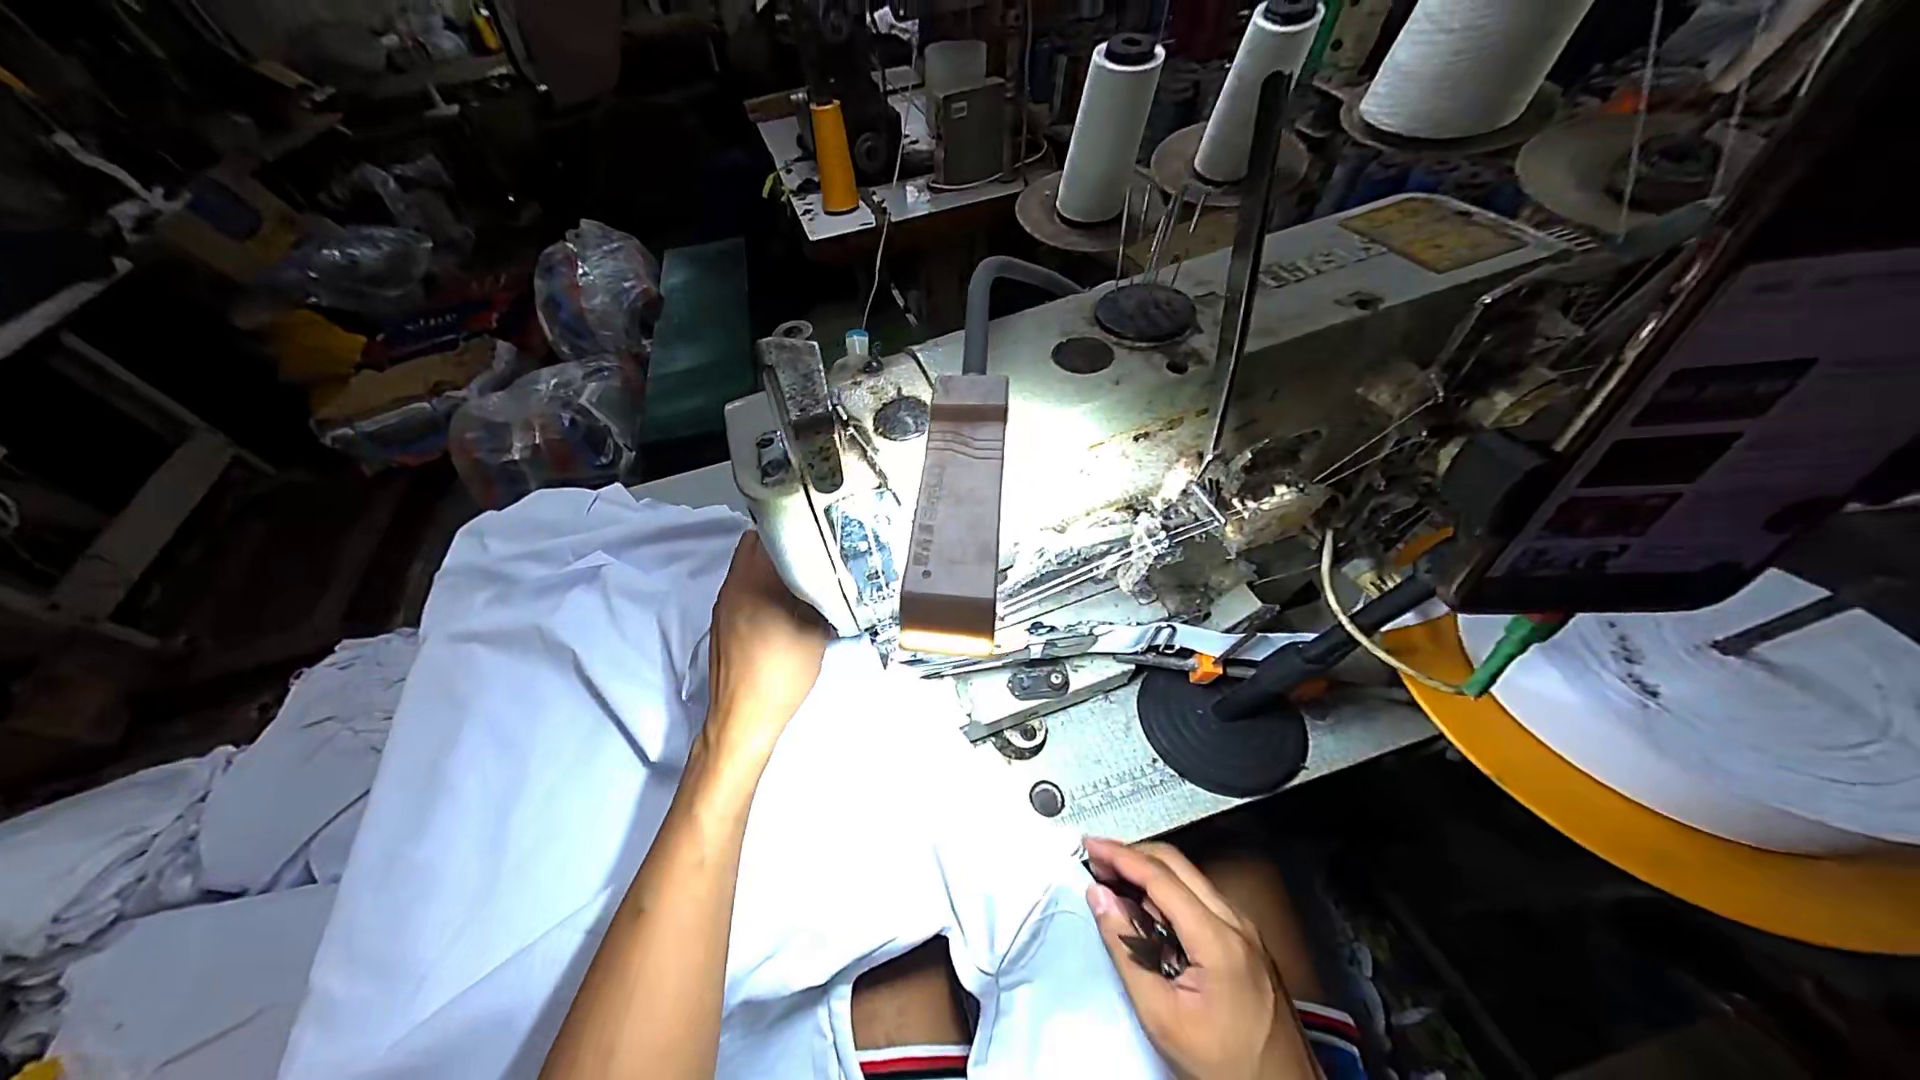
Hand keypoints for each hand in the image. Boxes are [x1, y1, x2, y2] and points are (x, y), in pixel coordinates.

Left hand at [703, 531, 829, 758]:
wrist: (744, 718)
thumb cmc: (781, 675)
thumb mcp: (815, 632)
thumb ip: (822, 597)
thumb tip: (832, 577)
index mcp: (752, 582)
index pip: (768, 533)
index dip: (796, 529)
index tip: (820, 534)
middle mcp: (732, 587)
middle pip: (754, 545)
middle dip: (784, 544)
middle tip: (815, 554)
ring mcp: (723, 605)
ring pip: (748, 566)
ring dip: (773, 566)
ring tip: (804, 578)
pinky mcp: (723, 623)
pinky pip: (743, 588)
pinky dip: (763, 586)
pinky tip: (786, 604)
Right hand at [1085, 837, 1309, 1079]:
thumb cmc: (1229, 1068)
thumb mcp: (1162, 1015)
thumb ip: (1126, 950)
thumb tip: (1102, 899)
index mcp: (1218, 938)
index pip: (1159, 875)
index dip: (1120, 855)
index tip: (1092, 846)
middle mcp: (1237, 924)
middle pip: (1176, 864)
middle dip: (1132, 855)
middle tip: (1097, 860)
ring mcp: (1246, 932)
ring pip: (1190, 879)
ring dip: (1150, 873)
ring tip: (1115, 883)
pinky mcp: (1246, 942)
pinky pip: (1202, 900)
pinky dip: (1169, 894)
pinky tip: (1148, 910)